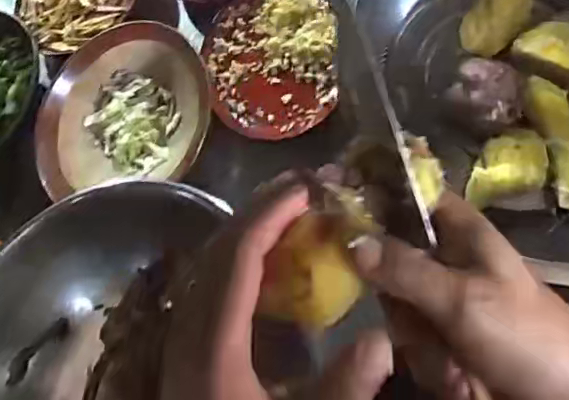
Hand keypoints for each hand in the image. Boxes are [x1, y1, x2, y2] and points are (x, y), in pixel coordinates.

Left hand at [162, 180, 394, 399]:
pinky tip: (268, 264)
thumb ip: (343, 390)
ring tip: (290, 213)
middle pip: (221, 246)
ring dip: (250, 230)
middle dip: (262, 210)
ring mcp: (183, 337)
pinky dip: (241, 258)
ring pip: (212, 261)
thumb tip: (385, 341)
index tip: (306, 189)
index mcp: (214, 341)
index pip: (240, 253)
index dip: (273, 214)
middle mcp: (189, 327)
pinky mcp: (187, 349)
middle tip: (304, 189)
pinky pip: (211, 282)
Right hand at [350, 194, 568, 399]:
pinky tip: (462, 384)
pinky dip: (431, 368)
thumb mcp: (465, 298)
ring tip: (460, 368)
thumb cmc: (529, 335)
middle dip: (392, 293)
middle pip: (384, 252)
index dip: (364, 182)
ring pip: (394, 305)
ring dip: (421, 343)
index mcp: (453, 225)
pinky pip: (411, 345)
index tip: (324, 184)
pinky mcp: (444, 345)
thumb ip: (404, 267)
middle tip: (414, 320)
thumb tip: (349, 238)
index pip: (398, 187)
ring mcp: (441, 303)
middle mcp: (441, 256)